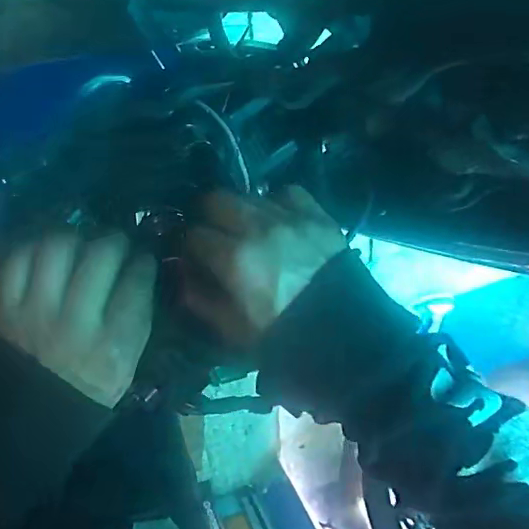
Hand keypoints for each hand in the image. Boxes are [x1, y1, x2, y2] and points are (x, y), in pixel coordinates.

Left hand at [0, 232, 156, 407]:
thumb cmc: (86, 392)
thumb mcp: (126, 368)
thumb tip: (140, 272)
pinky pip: (18, 260)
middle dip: (113, 242)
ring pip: (57, 249)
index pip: (135, 285)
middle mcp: (73, 324)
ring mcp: (33, 313)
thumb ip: (135, 322)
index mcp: (111, 346)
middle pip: (99, 257)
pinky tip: (46, 254)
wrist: (28, 421)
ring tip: (79, 243)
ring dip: (73, 239)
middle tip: (114, 243)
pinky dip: (33, 249)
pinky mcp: (2, 309)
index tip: (142, 259)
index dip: (142, 263)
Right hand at [183, 187, 347, 344]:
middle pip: (214, 199)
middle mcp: (256, 227)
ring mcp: (288, 216)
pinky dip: (276, 203)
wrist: (345, 334)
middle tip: (213, 233)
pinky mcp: (315, 213)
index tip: (192, 255)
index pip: (192, 234)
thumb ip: (201, 300)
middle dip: (207, 215)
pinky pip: (285, 192)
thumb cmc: (283, 335)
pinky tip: (277, 220)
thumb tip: (183, 277)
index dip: (188, 245)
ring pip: (248, 195)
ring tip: (246, 228)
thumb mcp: (233, 329)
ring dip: (240, 210)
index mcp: (233, 258)